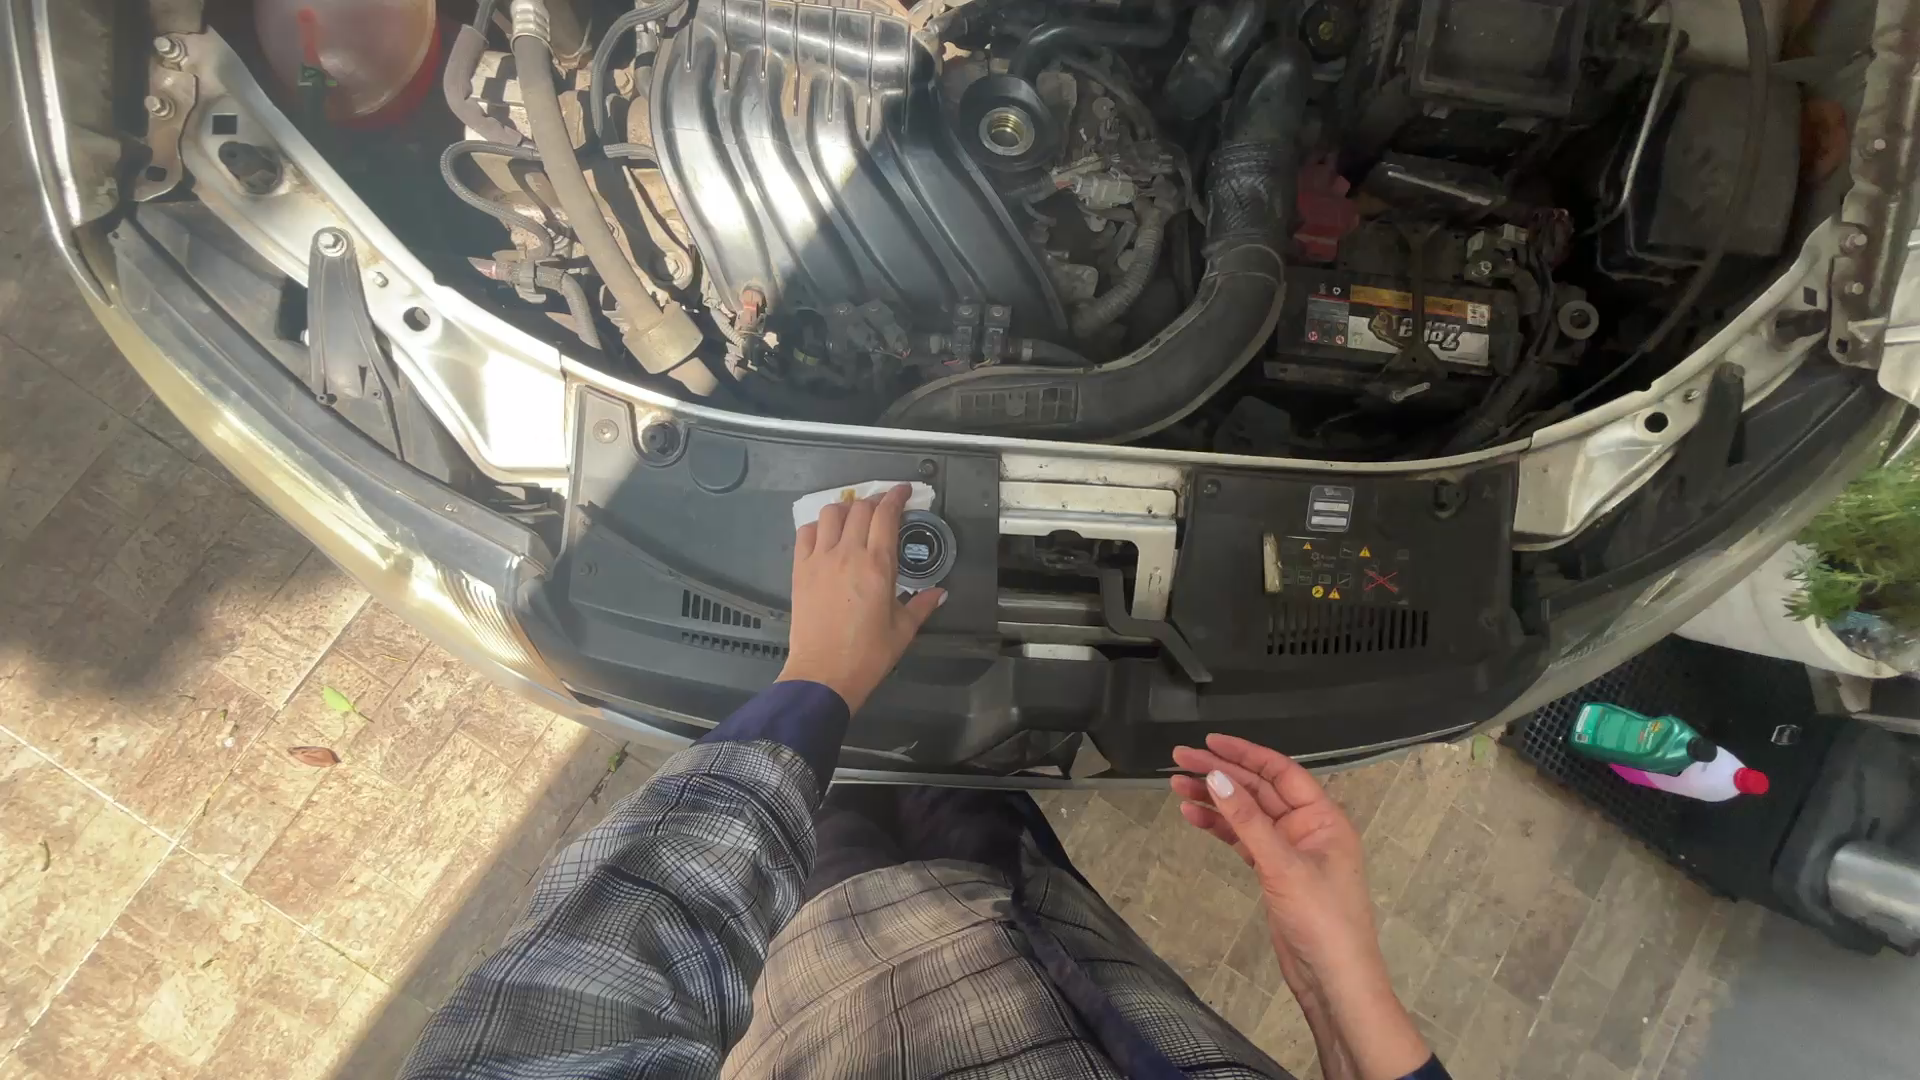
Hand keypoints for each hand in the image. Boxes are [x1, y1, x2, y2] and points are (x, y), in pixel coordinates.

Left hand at [777, 484, 943, 712]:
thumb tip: (940, 593)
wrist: (823, 674)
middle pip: (860, 508)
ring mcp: (820, 559)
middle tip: (883, 508)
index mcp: (878, 565)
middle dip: (875, 501)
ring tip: (854, 518)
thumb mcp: (903, 630)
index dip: (896, 497)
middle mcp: (848, 553)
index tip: (903, 491)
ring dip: (845, 509)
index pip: (886, 515)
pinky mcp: (799, 570)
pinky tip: (826, 535)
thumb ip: (922, 604)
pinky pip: (805, 533)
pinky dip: (817, 526)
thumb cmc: (868, 655)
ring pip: (830, 514)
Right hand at [1170, 735, 1428, 1079]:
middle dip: (1219, 773)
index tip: (1209, 741)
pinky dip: (1218, 826)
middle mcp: (1306, 827)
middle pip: (1256, 789)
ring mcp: (1288, 849)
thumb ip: (1247, 820)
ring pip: (1244, 812)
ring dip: (1212, 798)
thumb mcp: (1284, 865)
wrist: (1334, 983)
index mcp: (1322, 818)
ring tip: (1175, 786)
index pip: (1279, 771)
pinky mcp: (1272, 871)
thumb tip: (1216, 776)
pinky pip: (1241, 837)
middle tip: (1178, 760)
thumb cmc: (1322, 921)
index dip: (1244, 753)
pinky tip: (1192, 815)